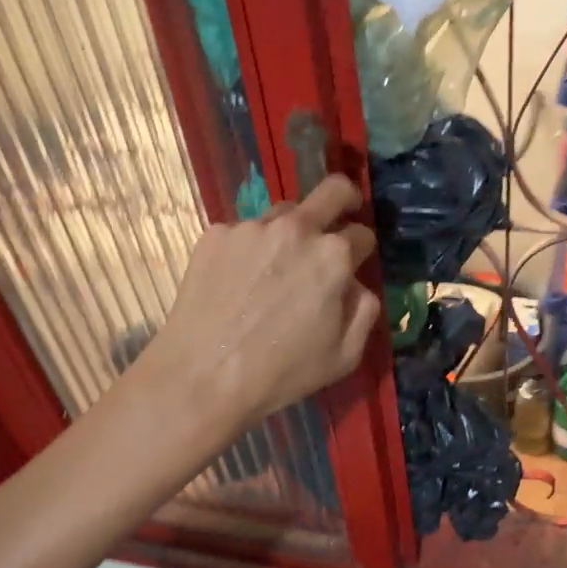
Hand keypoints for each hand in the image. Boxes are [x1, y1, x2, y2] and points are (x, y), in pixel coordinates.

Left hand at [134, 175, 380, 436]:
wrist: (203, 377)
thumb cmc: (281, 372)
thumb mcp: (345, 355)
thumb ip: (363, 310)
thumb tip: (355, 284)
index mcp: (334, 256)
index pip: (363, 234)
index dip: (362, 250)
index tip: (354, 262)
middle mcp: (295, 228)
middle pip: (333, 190)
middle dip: (345, 199)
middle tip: (340, 215)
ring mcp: (251, 227)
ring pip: (284, 213)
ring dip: (291, 230)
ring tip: (275, 266)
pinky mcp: (216, 234)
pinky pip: (244, 233)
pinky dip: (249, 249)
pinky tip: (238, 282)